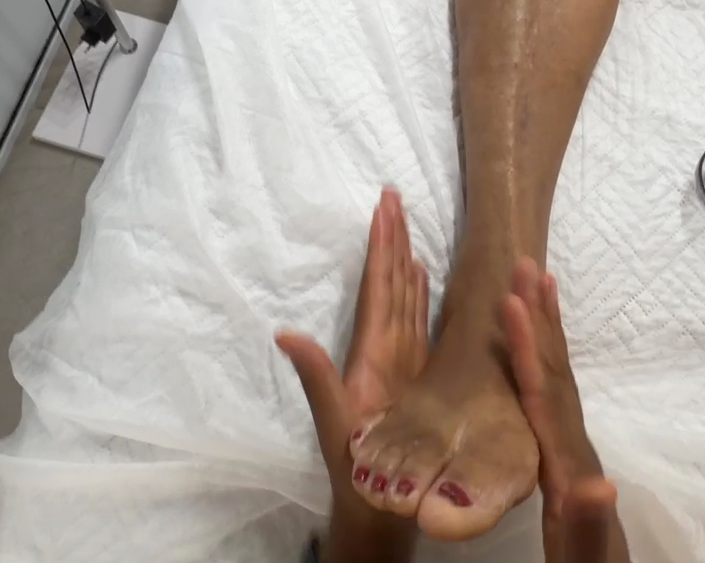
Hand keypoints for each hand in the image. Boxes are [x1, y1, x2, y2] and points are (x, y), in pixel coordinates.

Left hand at [276, 190, 427, 561]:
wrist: (378, 508)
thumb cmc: (356, 468)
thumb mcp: (333, 421)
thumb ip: (314, 376)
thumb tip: (283, 332)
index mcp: (371, 350)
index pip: (377, 287)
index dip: (380, 247)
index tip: (383, 208)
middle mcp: (386, 346)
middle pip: (389, 281)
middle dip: (391, 238)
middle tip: (391, 195)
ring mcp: (402, 358)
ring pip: (404, 295)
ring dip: (403, 256)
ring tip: (405, 222)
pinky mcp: (417, 373)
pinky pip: (420, 321)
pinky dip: (420, 293)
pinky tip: (422, 272)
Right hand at [502, 259, 629, 562]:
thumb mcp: (583, 555)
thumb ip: (591, 522)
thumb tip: (601, 482)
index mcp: (565, 456)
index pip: (543, 391)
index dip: (527, 345)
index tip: (511, 299)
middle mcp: (571, 438)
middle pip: (553, 365)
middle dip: (538, 314)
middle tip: (527, 263)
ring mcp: (570, 438)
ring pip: (555, 369)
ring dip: (544, 323)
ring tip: (539, 280)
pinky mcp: (562, 445)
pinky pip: (551, 384)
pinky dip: (542, 353)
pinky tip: (532, 340)